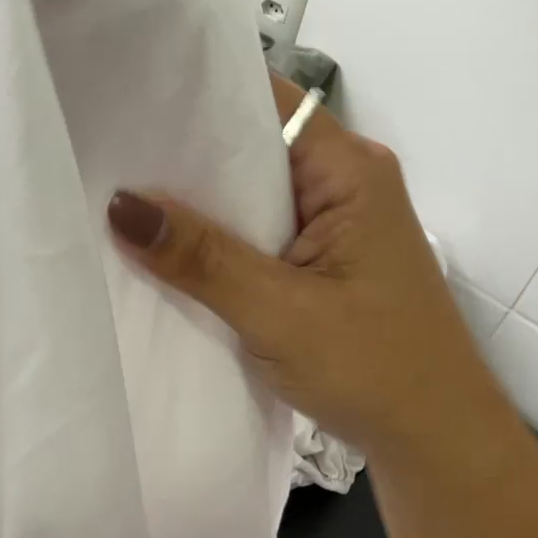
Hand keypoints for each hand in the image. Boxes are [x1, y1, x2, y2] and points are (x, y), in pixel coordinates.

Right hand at [105, 77, 514, 463]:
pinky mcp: (319, 269)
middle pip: (251, 150)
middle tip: (105, 159)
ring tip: (118, 204)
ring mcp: (331, 229)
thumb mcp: (277, 311)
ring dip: (195, 208)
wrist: (432, 438)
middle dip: (182, 158)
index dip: (196, 98)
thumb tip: (121, 203)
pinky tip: (165, 257)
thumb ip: (200, 257)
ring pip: (249, 201)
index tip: (127, 104)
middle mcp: (342, 185)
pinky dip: (215, 247)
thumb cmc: (371, 367)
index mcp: (348, 170)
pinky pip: (256, 241)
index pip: (263, 102)